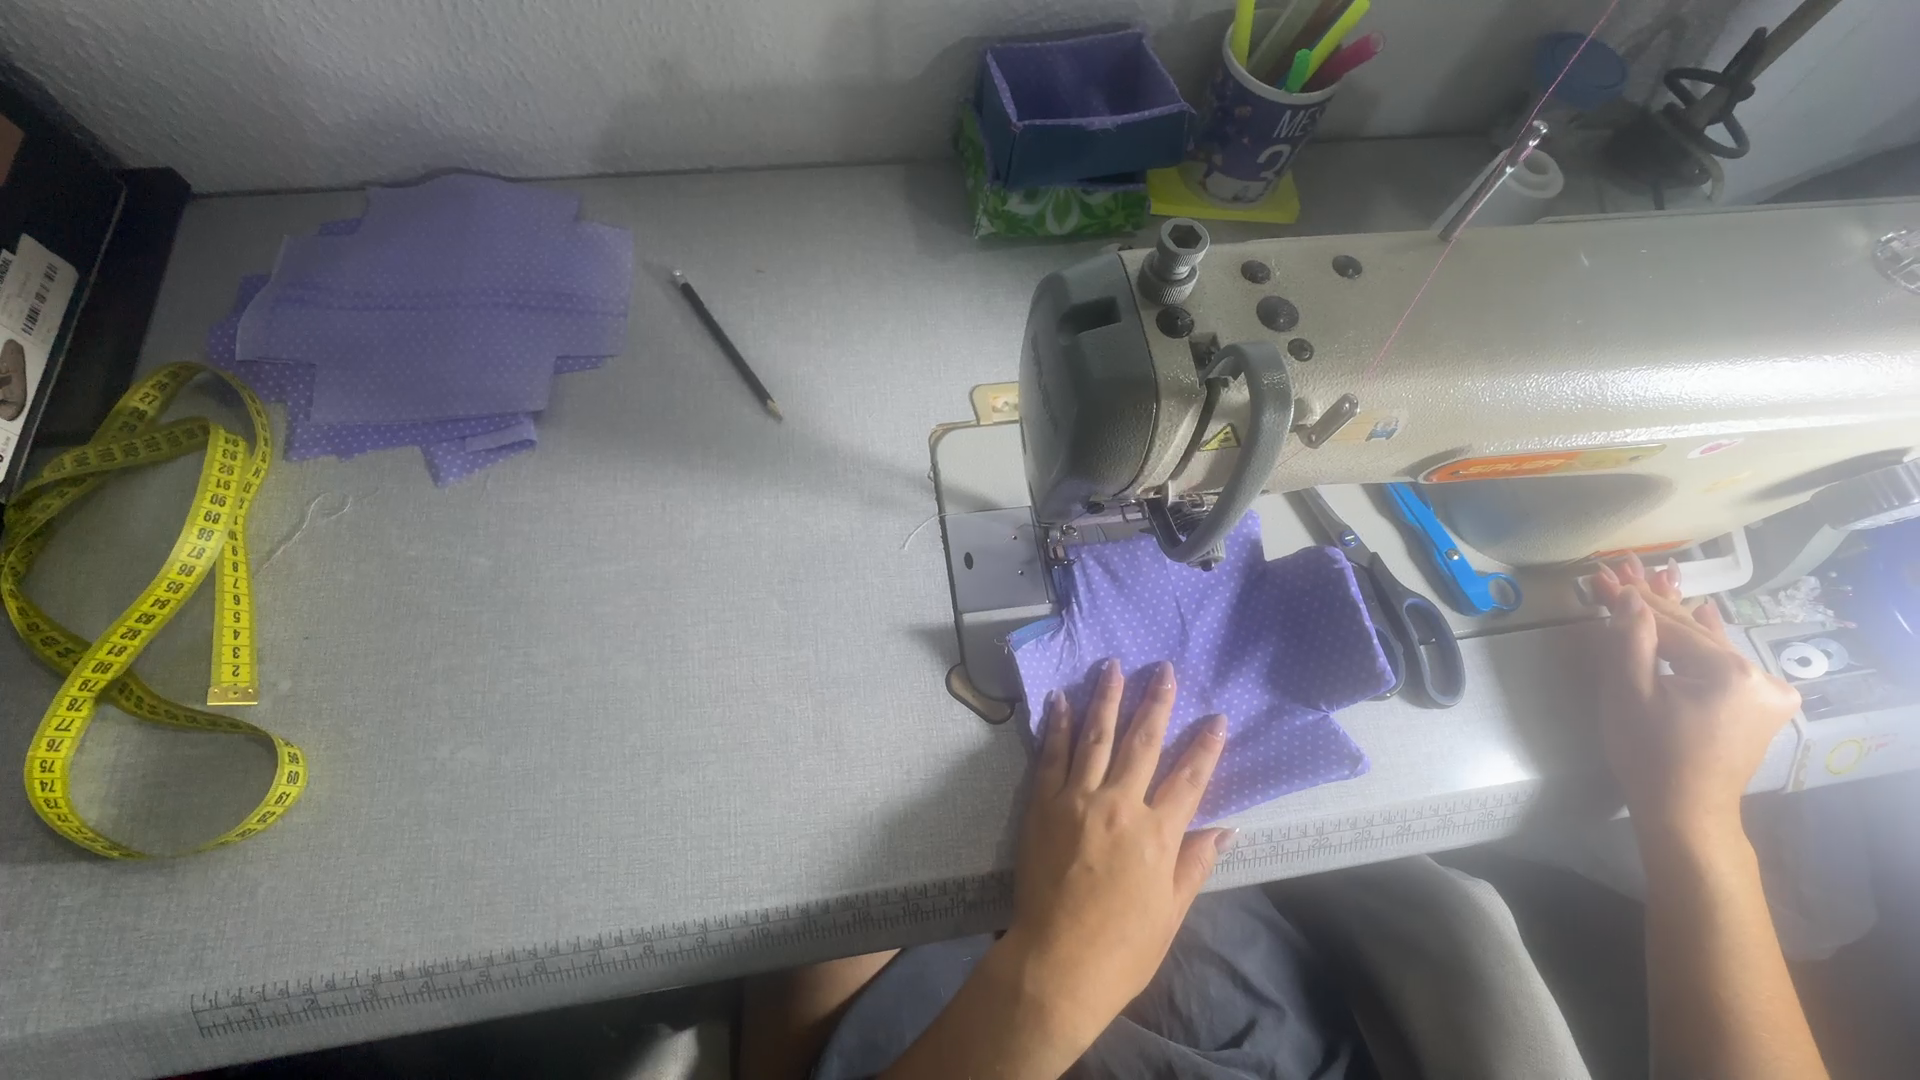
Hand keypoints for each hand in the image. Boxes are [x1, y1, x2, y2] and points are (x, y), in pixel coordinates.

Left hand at [1002, 659, 1230, 1041]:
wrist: (1056, 962)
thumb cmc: (1123, 947)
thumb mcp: (1172, 912)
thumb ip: (1196, 863)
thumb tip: (1226, 828)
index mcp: (1158, 833)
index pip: (1190, 777)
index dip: (1206, 745)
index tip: (1216, 717)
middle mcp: (1119, 805)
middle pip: (1142, 742)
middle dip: (1155, 702)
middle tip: (1163, 668)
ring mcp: (1077, 799)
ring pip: (1096, 737)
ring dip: (1106, 698)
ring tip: (1113, 665)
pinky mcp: (1042, 804)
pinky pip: (1051, 755)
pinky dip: (1057, 724)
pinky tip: (1062, 698)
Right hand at [1591, 557, 1799, 837]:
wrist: (1685, 808)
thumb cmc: (1647, 751)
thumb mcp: (1628, 693)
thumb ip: (1630, 641)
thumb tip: (1631, 599)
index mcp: (1729, 671)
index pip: (1670, 626)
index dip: (1632, 601)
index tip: (1604, 575)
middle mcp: (1761, 675)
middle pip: (1693, 631)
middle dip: (1653, 604)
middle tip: (1621, 570)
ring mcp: (1768, 691)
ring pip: (1710, 644)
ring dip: (1677, 617)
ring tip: (1653, 578)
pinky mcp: (1762, 704)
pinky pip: (1727, 661)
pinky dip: (1706, 639)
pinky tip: (1703, 610)